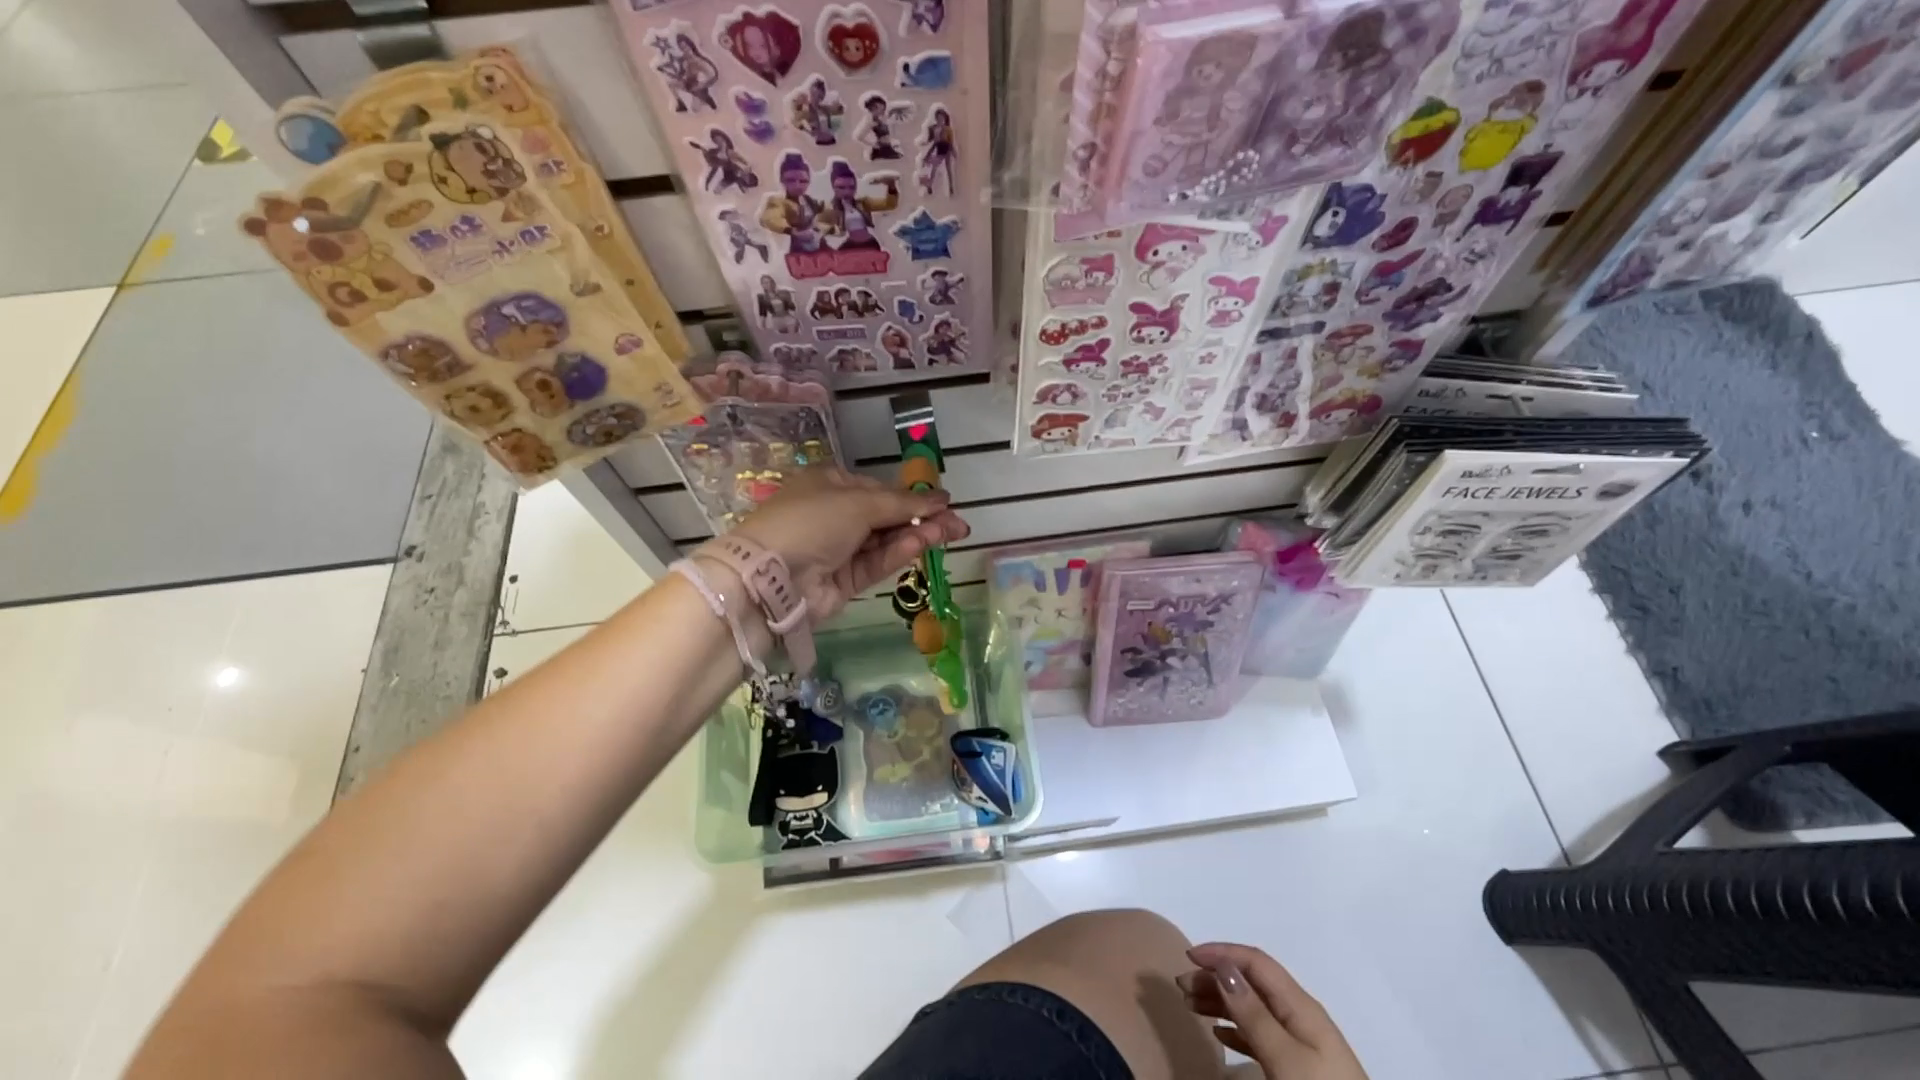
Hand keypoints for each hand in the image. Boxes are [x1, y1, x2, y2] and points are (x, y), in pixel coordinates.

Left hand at [728, 466, 968, 623]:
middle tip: (960, 525)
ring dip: (916, 536)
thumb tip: (942, 499)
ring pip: (885, 541)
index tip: (944, 503)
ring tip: (950, 533)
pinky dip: (897, 554)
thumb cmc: (812, 520)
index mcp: (829, 484)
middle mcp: (834, 515)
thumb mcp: (858, 502)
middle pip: (887, 516)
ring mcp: (838, 550)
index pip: (879, 489)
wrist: (771, 575)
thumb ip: (902, 504)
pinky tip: (920, 545)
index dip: (912, 497)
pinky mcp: (844, 581)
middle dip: (923, 519)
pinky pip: (875, 564)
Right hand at [1177, 943, 1367, 1079]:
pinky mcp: (1298, 1065)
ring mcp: (1301, 1041)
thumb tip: (1223, 967)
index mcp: (1299, 1006)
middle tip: (1181, 987)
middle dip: (1216, 977)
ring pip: (1253, 1007)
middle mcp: (1299, 1015)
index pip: (1257, 962)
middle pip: (1253, 982)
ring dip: (1221, 1001)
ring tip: (1191, 1006)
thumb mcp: (1284, 1057)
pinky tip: (1219, 1036)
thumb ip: (1253, 1014)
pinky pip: (1260, 1033)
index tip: (1188, 956)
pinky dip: (1235, 1028)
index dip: (1222, 953)